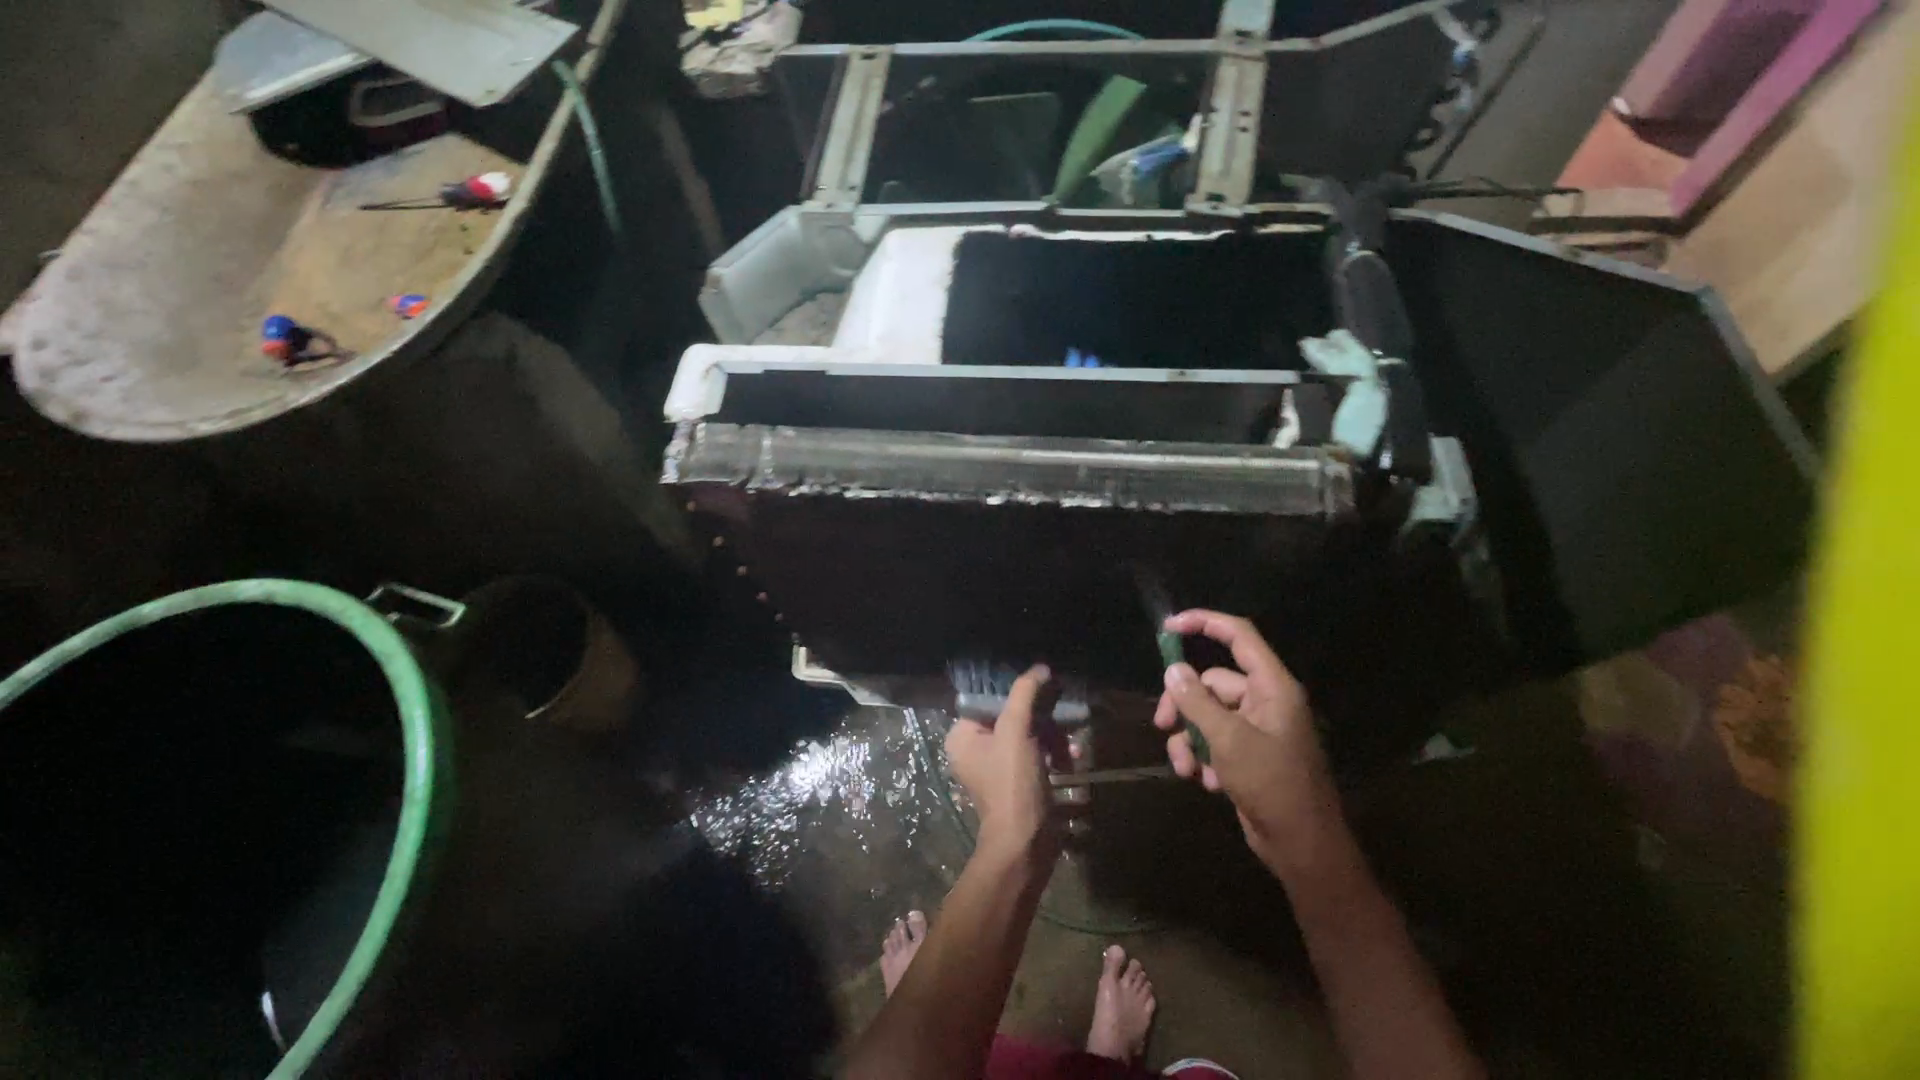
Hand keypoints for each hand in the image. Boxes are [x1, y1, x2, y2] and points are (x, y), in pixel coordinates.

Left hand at [946, 665, 1059, 855]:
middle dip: (1042, 719)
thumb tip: (1040, 668)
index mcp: (963, 737)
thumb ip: (1025, 695)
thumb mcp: (1016, 732)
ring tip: (1070, 748)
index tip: (1046, 687)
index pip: (989, 700)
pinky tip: (1071, 760)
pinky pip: (1037, 755)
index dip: (1017, 692)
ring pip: (1029, 735)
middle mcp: (975, 750)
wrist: (1026, 843)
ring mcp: (997, 768)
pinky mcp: (1019, 782)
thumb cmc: (1012, 784)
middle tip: (1063, 718)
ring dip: (1053, 738)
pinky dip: (1055, 755)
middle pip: (1012, 716)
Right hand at [1153, 611, 1344, 877]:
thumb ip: (1196, 702)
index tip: (1168, 626)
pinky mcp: (1247, 756)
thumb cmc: (1271, 783)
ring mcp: (1256, 730)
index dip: (1205, 624)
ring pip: (1207, 716)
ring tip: (1186, 767)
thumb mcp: (1227, 740)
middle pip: (1211, 683)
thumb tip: (1173, 669)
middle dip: (1184, 705)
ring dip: (1190, 739)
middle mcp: (1265, 702)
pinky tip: (1204, 781)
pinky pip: (1214, 741)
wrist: (1300, 843)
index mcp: (1272, 687)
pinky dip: (1203, 757)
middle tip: (1162, 724)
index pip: (1239, 637)